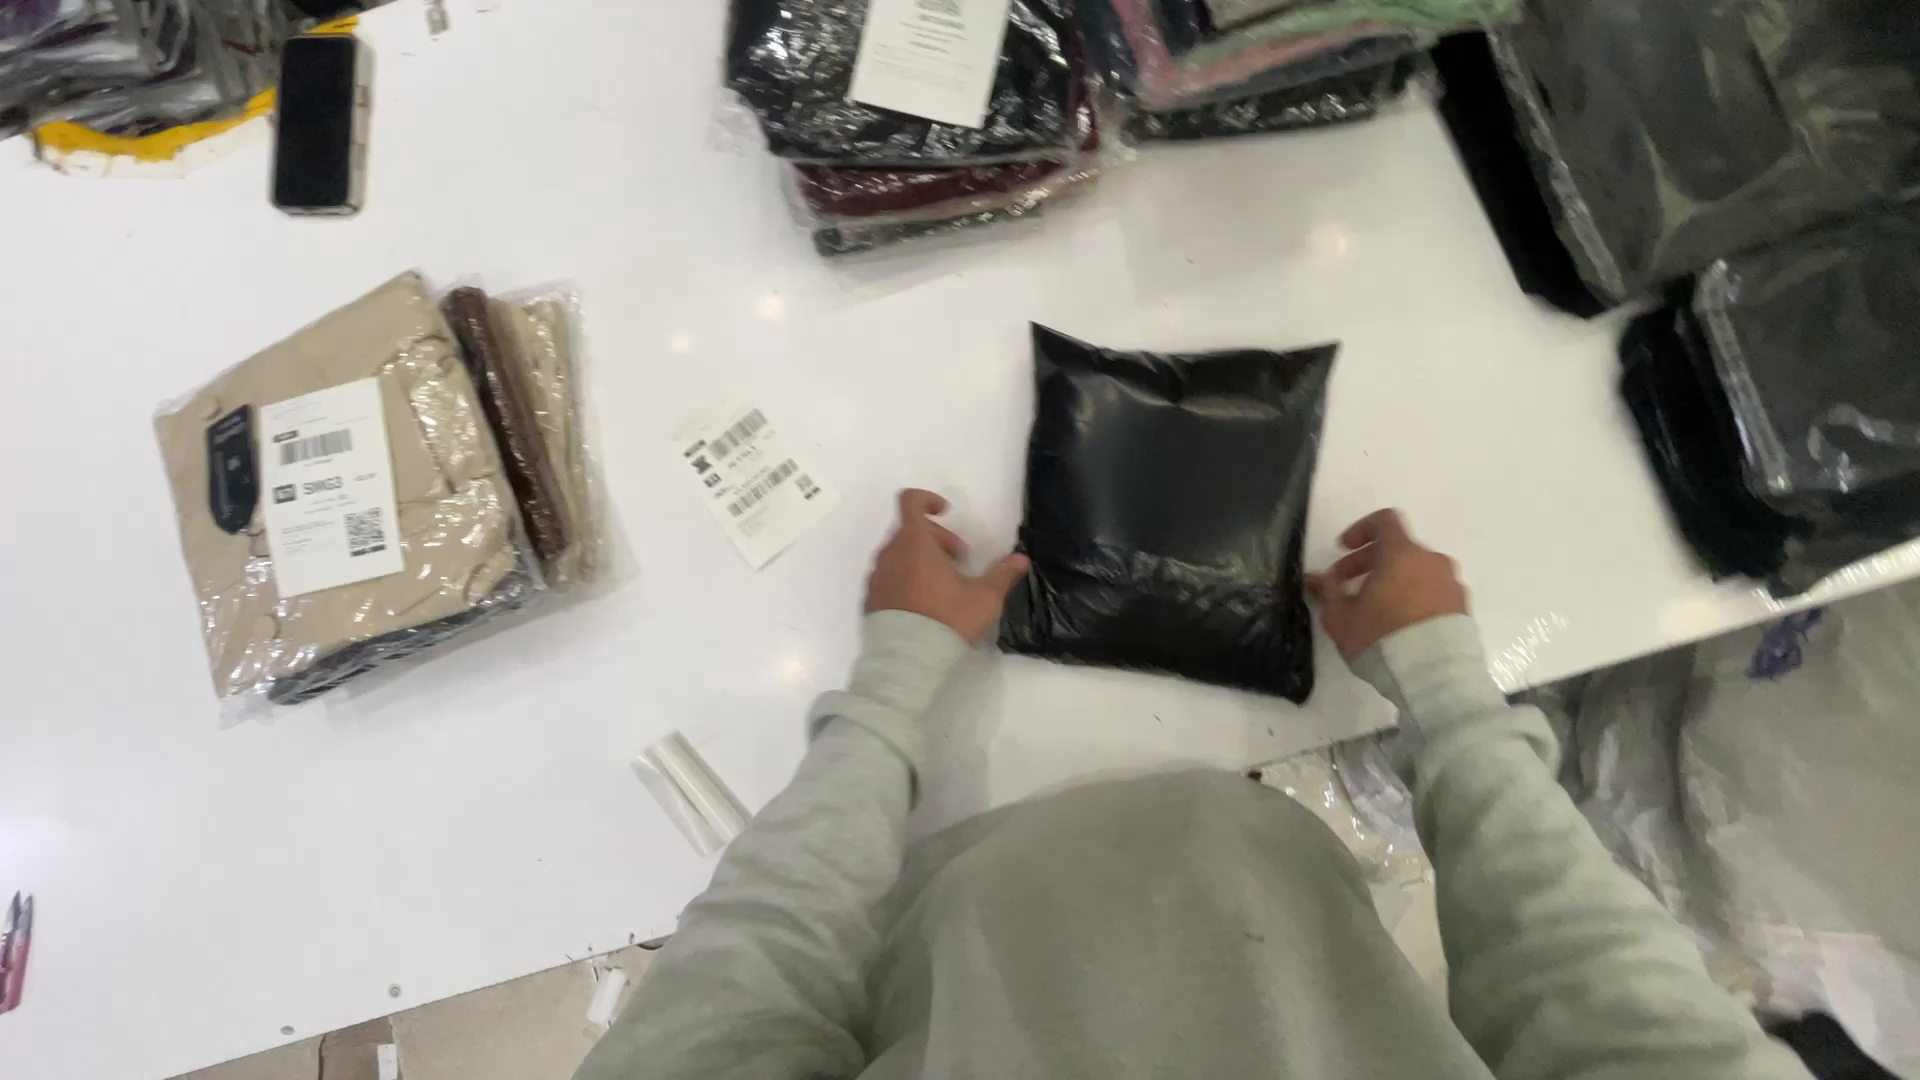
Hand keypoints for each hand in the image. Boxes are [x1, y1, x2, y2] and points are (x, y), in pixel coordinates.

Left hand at [865, 489, 1030, 643]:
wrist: (906, 660)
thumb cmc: (946, 620)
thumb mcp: (982, 598)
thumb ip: (1002, 575)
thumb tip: (1021, 559)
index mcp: (915, 544)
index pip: (911, 502)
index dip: (927, 500)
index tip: (945, 512)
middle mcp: (890, 554)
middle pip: (910, 530)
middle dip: (935, 537)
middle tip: (957, 560)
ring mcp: (877, 576)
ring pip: (898, 553)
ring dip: (920, 558)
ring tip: (942, 584)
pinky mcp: (870, 599)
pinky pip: (888, 576)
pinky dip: (905, 577)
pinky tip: (923, 603)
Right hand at [1306, 509, 1468, 661]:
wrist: (1434, 676)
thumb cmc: (1380, 637)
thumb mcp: (1339, 616)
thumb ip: (1328, 590)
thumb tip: (1316, 579)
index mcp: (1402, 555)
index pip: (1384, 521)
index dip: (1360, 530)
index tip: (1344, 549)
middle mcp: (1432, 562)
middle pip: (1398, 548)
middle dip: (1368, 561)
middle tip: (1346, 585)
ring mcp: (1452, 585)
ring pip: (1416, 570)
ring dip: (1392, 580)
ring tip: (1373, 608)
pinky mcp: (1462, 608)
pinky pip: (1432, 591)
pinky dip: (1413, 596)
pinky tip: (1397, 623)